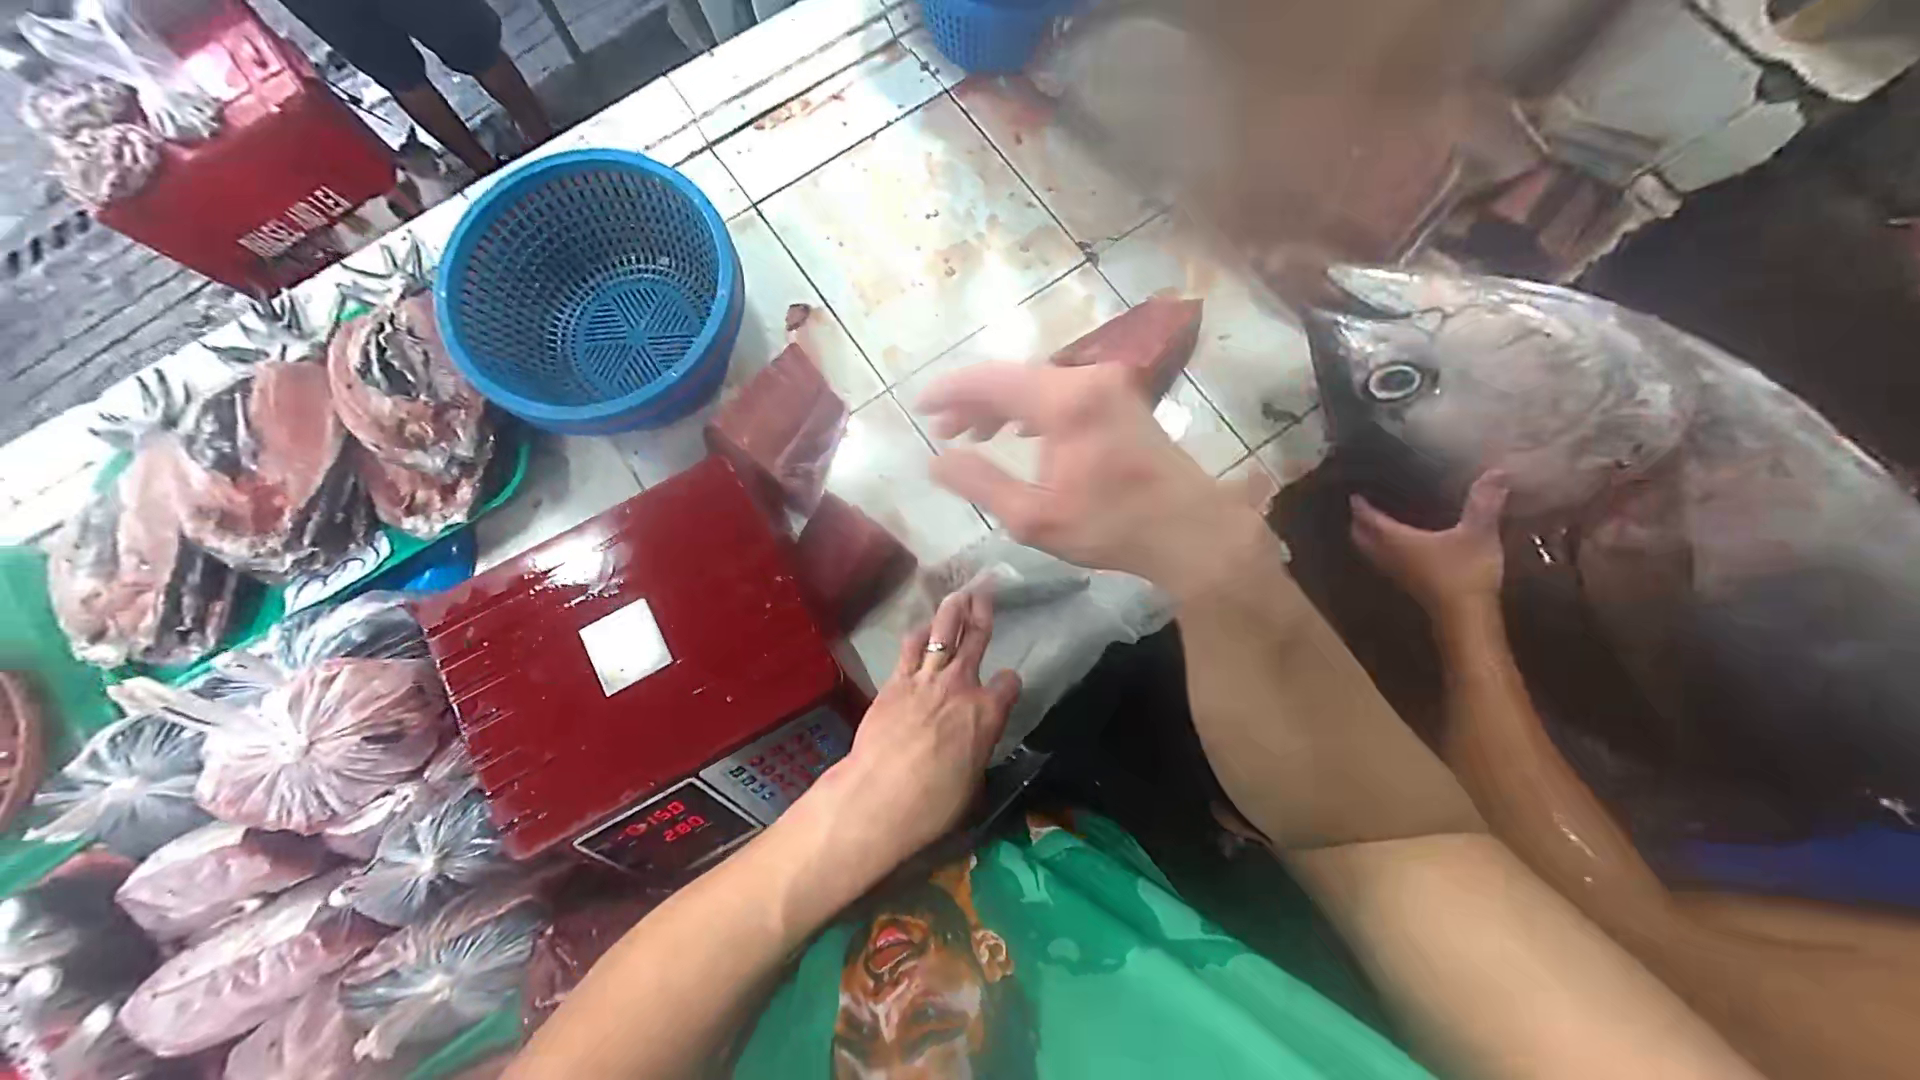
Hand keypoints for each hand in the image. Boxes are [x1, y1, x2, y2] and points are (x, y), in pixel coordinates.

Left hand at [811, 590, 1021, 875]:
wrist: (881, 794)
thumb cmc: (935, 801)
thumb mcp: (973, 783)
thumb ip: (976, 753)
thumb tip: (970, 750)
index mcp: (988, 713)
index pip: (1010, 684)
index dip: (1010, 683)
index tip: (1007, 687)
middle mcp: (961, 686)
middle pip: (977, 638)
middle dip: (983, 612)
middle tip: (985, 590)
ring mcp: (927, 678)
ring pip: (943, 631)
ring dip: (952, 610)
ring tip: (957, 595)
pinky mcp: (896, 681)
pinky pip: (911, 647)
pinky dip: (919, 634)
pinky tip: (921, 629)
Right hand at [917, 363, 1269, 597]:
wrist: (1192, 530)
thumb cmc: (1112, 527)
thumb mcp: (1034, 517)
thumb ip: (980, 483)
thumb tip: (935, 461)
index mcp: (1064, 401)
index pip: (989, 379)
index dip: (949, 391)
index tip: (919, 406)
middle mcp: (1087, 378)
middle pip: (1013, 377)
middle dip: (973, 401)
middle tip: (942, 429)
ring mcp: (1109, 385)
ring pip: (1037, 384)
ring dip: (1001, 405)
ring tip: (970, 434)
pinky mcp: (1121, 399)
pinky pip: (1062, 392)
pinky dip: (1031, 408)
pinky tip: (1016, 432)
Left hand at [1350, 472, 1508, 618]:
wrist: (1466, 616)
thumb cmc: (1466, 571)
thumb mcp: (1478, 532)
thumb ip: (1483, 502)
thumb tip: (1496, 471)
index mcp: (1395, 540)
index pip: (1369, 519)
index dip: (1360, 506)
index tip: (1354, 494)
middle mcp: (1388, 555)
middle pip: (1360, 536)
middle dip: (1357, 522)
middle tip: (1360, 508)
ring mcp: (1395, 571)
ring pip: (1369, 551)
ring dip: (1366, 537)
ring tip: (1373, 525)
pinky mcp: (1406, 583)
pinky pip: (1383, 561)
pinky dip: (1381, 550)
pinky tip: (1398, 548)